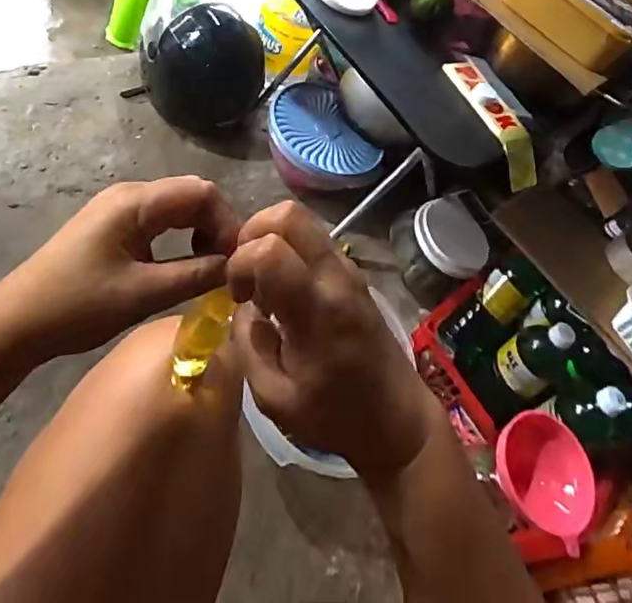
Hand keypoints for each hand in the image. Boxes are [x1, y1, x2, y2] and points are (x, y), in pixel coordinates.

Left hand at [0, 178, 239, 363]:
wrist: (10, 327)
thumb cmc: (75, 307)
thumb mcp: (143, 294)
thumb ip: (197, 275)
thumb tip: (237, 266)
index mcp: (135, 202)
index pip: (203, 193)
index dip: (227, 222)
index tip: (236, 259)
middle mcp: (130, 194)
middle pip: (193, 196)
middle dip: (217, 226)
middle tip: (228, 265)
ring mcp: (119, 209)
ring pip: (179, 208)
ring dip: (201, 232)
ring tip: (210, 267)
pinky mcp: (114, 226)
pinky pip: (161, 221)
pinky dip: (182, 238)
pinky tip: (183, 265)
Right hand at [227, 202, 435, 479]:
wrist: (395, 414)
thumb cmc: (335, 416)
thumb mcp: (274, 399)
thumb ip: (249, 346)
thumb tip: (243, 308)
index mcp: (317, 309)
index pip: (271, 249)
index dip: (240, 262)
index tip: (237, 296)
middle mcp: (336, 276)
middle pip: (289, 214)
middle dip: (252, 233)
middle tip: (244, 276)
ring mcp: (349, 269)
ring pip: (304, 221)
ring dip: (272, 240)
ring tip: (263, 286)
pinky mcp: (354, 273)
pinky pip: (316, 240)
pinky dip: (290, 250)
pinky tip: (284, 291)